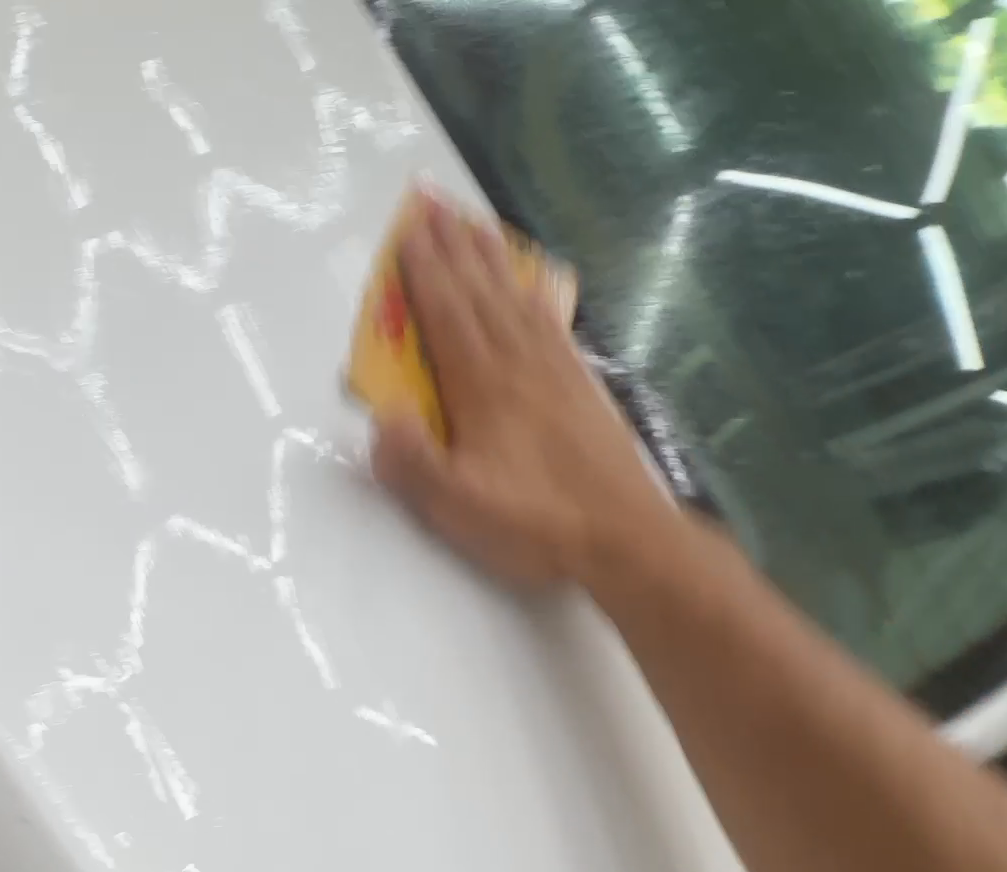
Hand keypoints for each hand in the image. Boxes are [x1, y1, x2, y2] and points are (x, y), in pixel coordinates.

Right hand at [370, 193, 686, 588]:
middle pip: (478, 289)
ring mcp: (553, 366)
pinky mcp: (577, 380)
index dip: (423, 269)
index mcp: (482, 386)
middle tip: (433, 198)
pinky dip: (530, 285)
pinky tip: (527, 277)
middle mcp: (518, 361)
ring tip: (471, 220)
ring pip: (513, 293)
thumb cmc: (532, 520)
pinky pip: (547, 316)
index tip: (407, 228)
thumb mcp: (455, 504)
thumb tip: (382, 418)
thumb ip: (410, 461)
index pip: (445, 314)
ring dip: (488, 253)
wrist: (624, 538)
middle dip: (452, 242)